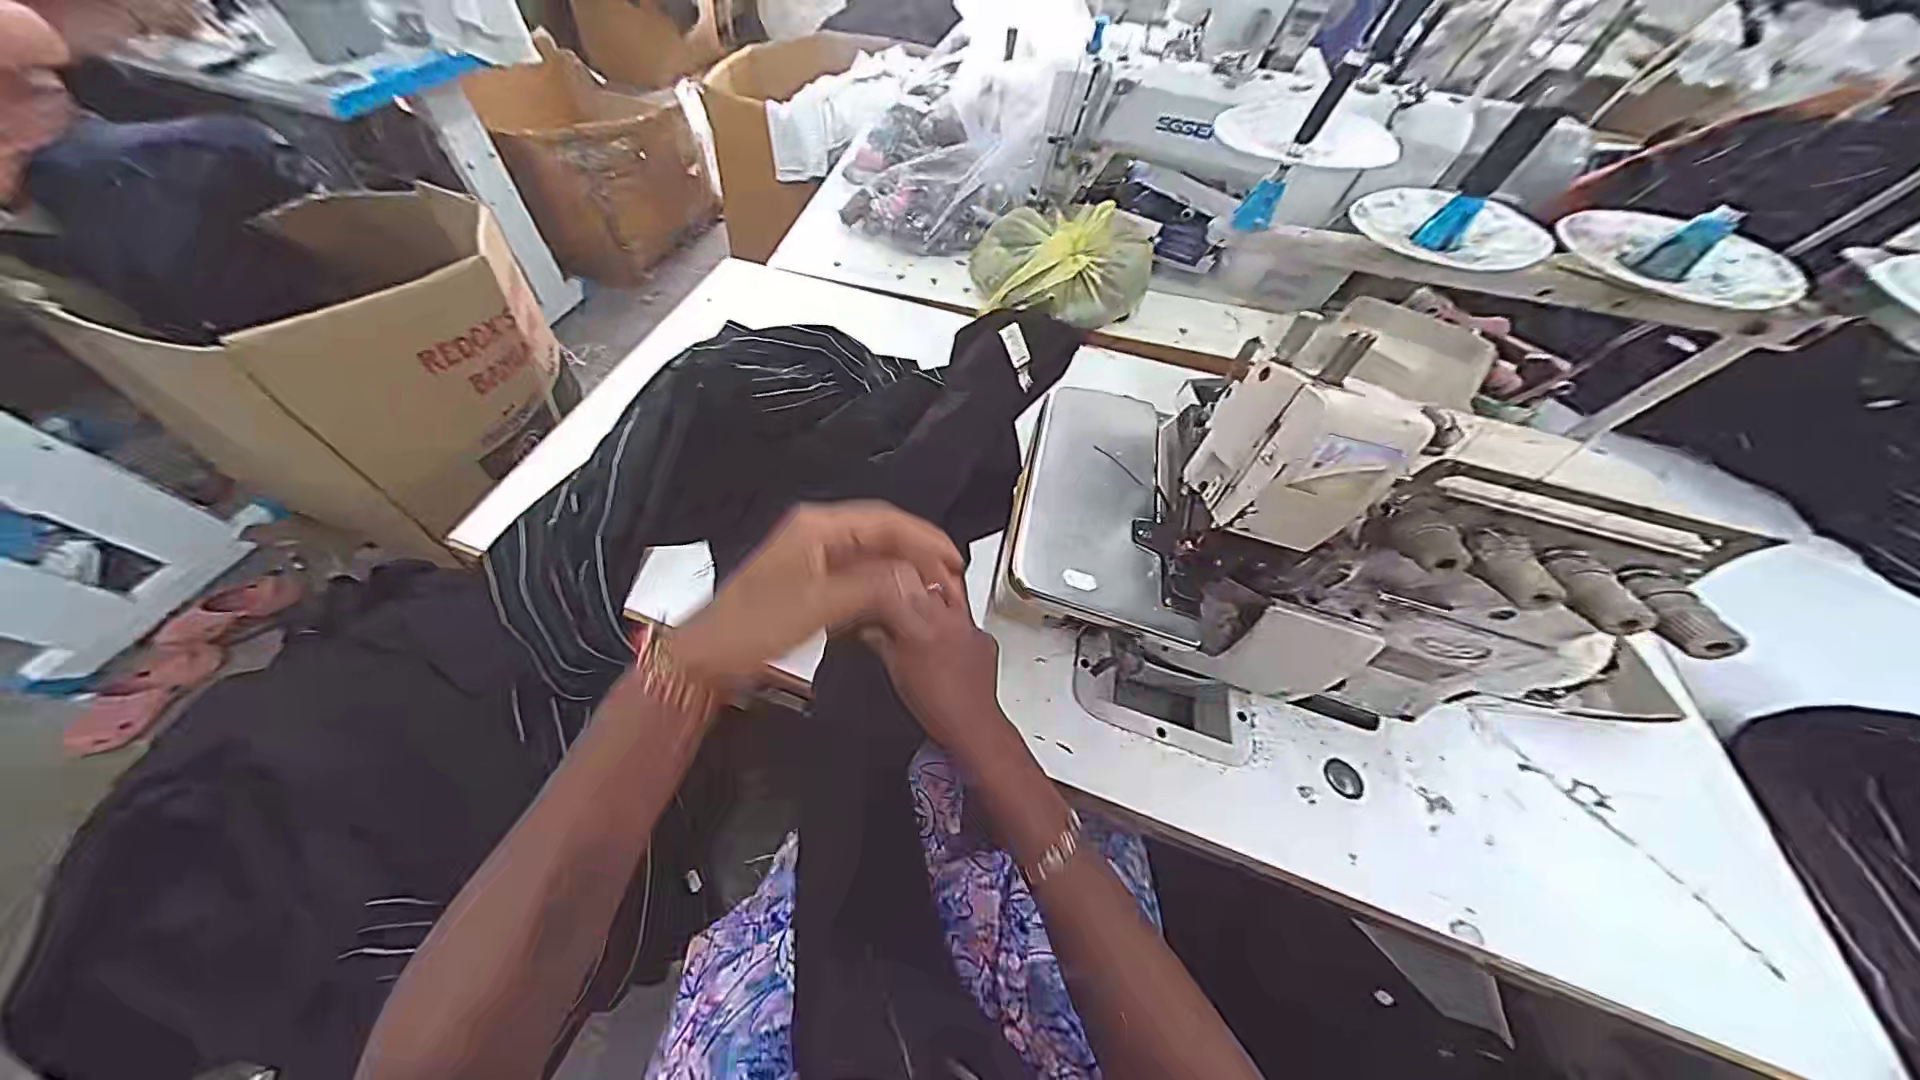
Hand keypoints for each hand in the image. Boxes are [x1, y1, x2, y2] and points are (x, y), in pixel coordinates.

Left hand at [672, 502, 963, 684]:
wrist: (710, 658)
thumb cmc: (747, 627)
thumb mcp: (819, 604)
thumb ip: (874, 587)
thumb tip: (916, 580)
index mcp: (816, 527)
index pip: (886, 522)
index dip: (925, 539)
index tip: (950, 558)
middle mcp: (818, 536)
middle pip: (884, 535)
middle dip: (920, 556)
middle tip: (949, 577)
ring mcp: (816, 559)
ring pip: (876, 557)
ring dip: (906, 573)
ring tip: (933, 590)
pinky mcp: (815, 582)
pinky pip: (862, 577)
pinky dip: (887, 588)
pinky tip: (901, 602)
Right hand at [861, 576, 1018, 770]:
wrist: (971, 723)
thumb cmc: (935, 706)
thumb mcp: (896, 671)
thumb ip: (880, 641)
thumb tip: (868, 627)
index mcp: (920, 625)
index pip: (897, 586)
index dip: (883, 585)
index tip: (875, 592)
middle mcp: (947, 619)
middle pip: (925, 581)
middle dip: (909, 584)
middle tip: (898, 595)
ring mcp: (969, 626)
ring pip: (949, 592)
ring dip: (933, 595)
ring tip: (922, 614)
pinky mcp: (983, 635)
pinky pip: (965, 617)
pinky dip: (953, 620)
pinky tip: (945, 638)